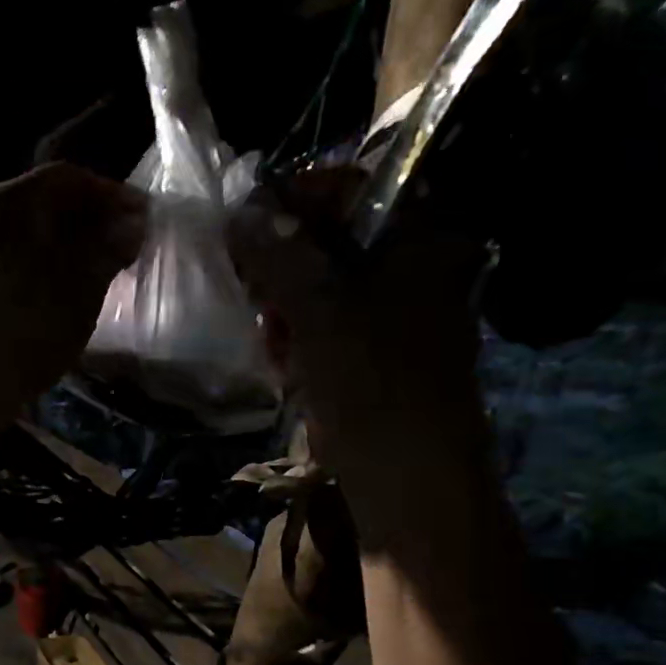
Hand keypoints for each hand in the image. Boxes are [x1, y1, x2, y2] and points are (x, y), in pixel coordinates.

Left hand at [0, 162, 145, 420]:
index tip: (141, 214)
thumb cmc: (32, 328)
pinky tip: (73, 277)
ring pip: (33, 228)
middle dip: (92, 216)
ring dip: (73, 238)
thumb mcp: (82, 284)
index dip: (109, 192)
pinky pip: (18, 249)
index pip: (66, 178)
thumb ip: (110, 245)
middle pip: (47, 200)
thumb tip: (133, 224)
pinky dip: (49, 255)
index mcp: (5, 204)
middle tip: (129, 239)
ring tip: (108, 260)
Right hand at [229, 168, 488, 469]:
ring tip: (270, 333)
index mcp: (424, 242)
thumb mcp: (318, 308)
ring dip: (288, 303)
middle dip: (286, 262)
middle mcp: (417, 268)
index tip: (250, 219)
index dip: (299, 196)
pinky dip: (301, 333)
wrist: (407, 476)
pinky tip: (283, 358)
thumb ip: (279, 255)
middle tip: (252, 283)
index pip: (356, 188)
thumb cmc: (372, 382)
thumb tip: (241, 213)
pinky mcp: (377, 351)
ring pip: (326, 285)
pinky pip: (329, 323)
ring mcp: (398, 313)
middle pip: (336, 239)